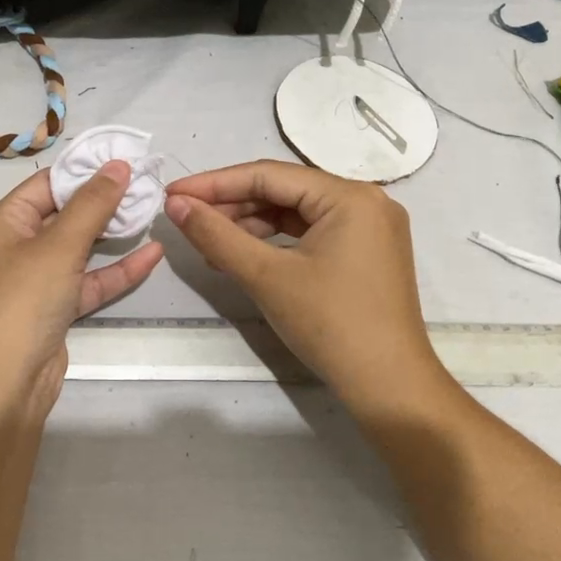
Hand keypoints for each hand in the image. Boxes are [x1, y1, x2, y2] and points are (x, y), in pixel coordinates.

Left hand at [0, 161, 164, 425]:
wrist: (4, 383)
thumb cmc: (23, 301)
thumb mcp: (59, 247)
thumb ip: (92, 205)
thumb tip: (117, 166)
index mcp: (4, 222)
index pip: (47, 183)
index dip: (84, 170)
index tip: (126, 158)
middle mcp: (16, 246)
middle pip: (64, 214)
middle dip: (104, 200)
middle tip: (149, 183)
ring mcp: (36, 280)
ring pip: (79, 249)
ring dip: (113, 234)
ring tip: (154, 212)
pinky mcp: (54, 309)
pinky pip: (88, 281)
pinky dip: (116, 271)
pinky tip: (152, 255)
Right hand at [163, 161, 448, 406]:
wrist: (389, 385)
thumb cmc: (330, 324)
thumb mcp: (265, 275)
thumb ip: (216, 234)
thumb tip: (175, 204)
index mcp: (349, 196)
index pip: (268, 175)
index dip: (214, 183)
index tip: (171, 194)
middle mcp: (365, 200)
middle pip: (282, 190)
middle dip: (231, 205)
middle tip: (186, 219)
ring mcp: (369, 227)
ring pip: (294, 211)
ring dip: (248, 224)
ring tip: (208, 244)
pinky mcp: (365, 252)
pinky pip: (310, 232)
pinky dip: (273, 240)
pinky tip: (241, 255)